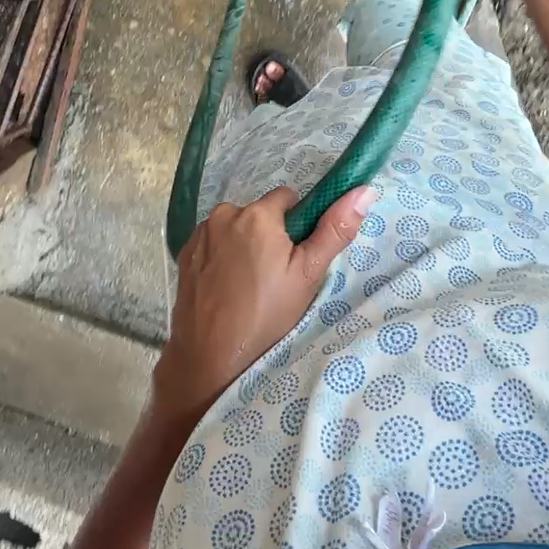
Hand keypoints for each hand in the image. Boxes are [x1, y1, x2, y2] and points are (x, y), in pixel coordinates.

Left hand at [154, 186, 374, 419]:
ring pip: (235, 228)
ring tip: (249, 287)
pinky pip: (213, 243)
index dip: (296, 225)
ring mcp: (200, 234)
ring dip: (243, 245)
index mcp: (258, 214)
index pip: (287, 198)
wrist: (210, 358)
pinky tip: (226, 289)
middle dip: (269, 236)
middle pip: (259, 214)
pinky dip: (221, 257)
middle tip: (274, 277)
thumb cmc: (266, 315)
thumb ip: (335, 229)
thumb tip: (364, 191)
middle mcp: (225, 213)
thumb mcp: (308, 274)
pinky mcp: (184, 253)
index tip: (295, 257)